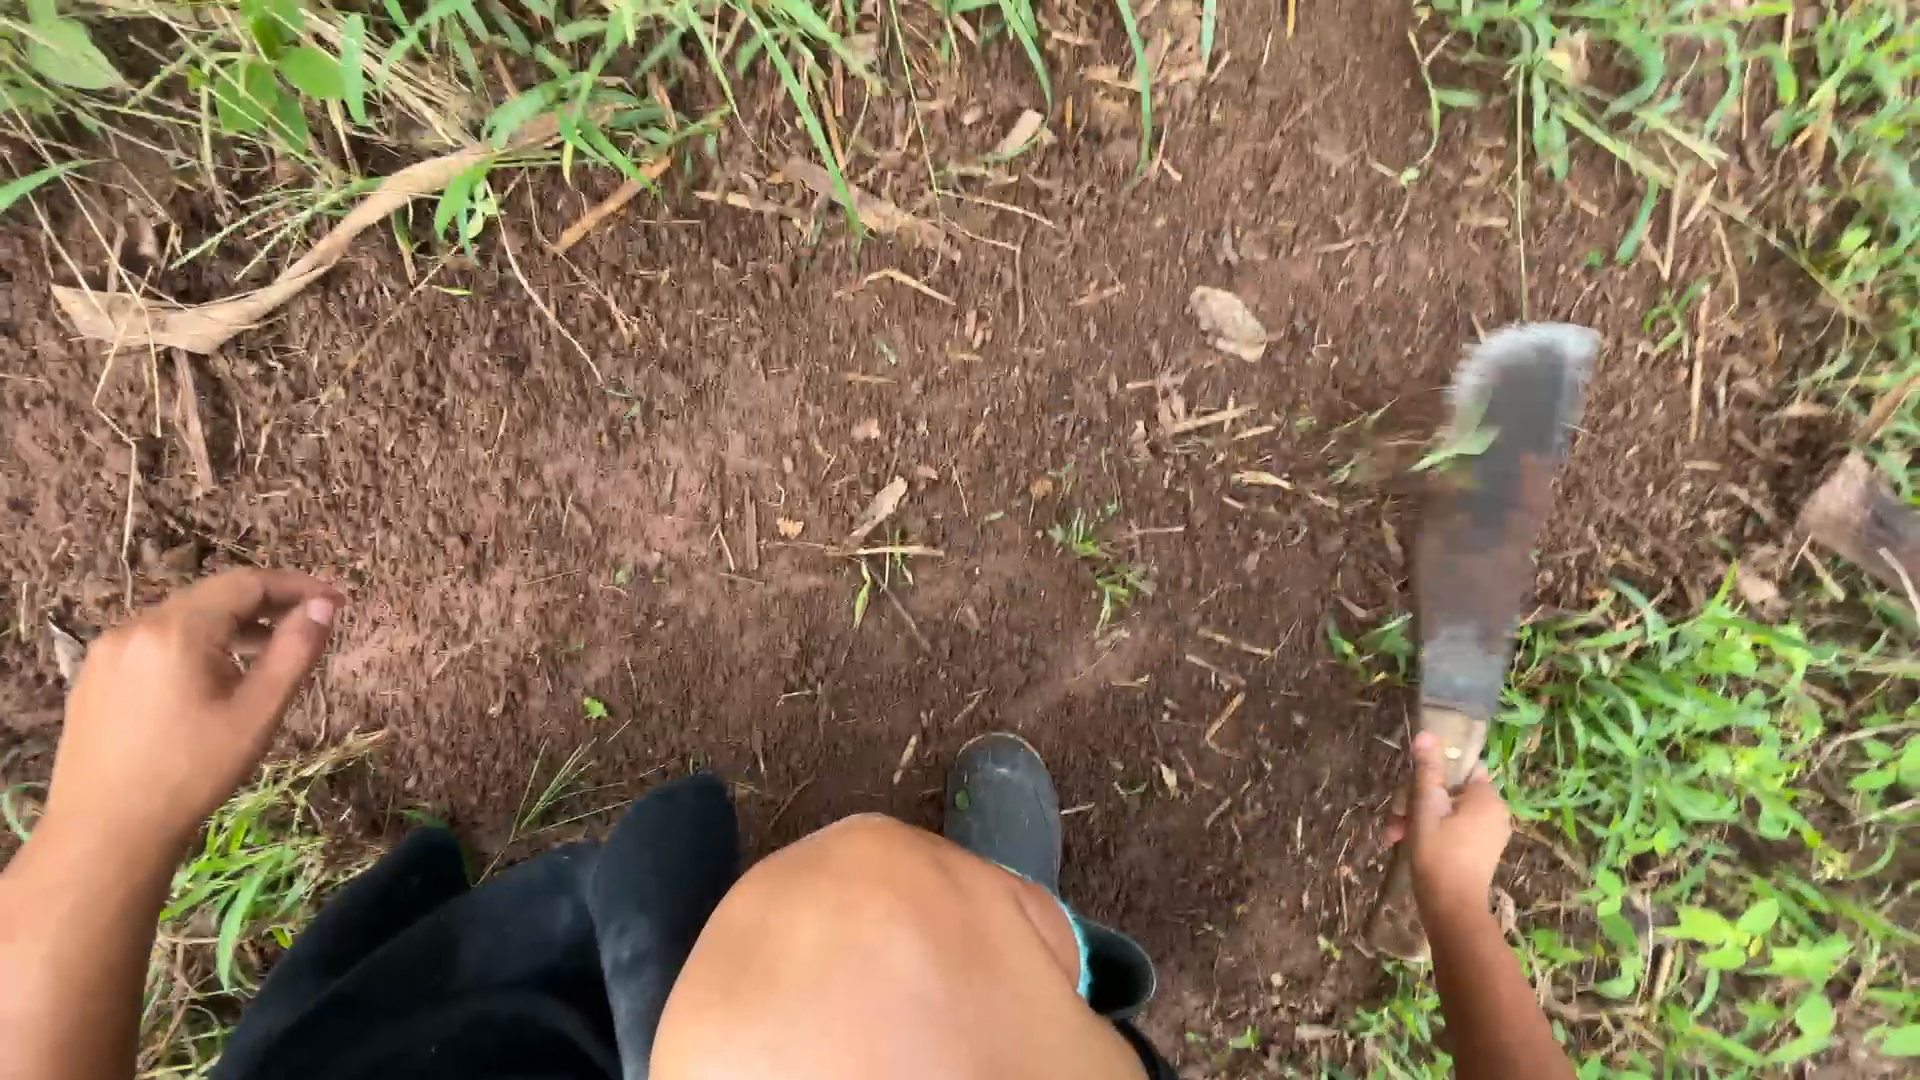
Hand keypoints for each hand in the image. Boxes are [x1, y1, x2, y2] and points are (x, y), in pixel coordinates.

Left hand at [45, 570, 343, 852]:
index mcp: (175, 632)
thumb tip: (325, 606)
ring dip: (239, 621)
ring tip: (278, 646)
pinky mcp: (98, 676)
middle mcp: (134, 629)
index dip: (299, 586)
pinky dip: (205, 640)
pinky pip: (162, 639)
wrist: (108, 829)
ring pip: (188, 616)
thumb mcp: (262, 707)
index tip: (339, 602)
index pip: (246, 584)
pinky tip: (227, 669)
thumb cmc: (196, 767)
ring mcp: (109, 653)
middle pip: (215, 594)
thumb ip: (296, 648)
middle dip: (272, 601)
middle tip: (317, 619)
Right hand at [1382, 731, 1511, 916]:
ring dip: (1415, 816)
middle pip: (1448, 789)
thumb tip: (1427, 733)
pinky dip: (1427, 830)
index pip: (1463, 766)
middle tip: (1396, 812)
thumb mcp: (1425, 805)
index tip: (1412, 781)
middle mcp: (1494, 813)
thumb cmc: (1438, 852)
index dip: (1435, 768)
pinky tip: (1401, 841)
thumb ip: (1427, 769)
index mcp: (1487, 799)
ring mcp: (1487, 833)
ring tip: (1393, 832)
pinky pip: (1450, 827)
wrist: (1450, 906)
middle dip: (1415, 798)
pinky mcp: (1478, 849)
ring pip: (1444, 809)